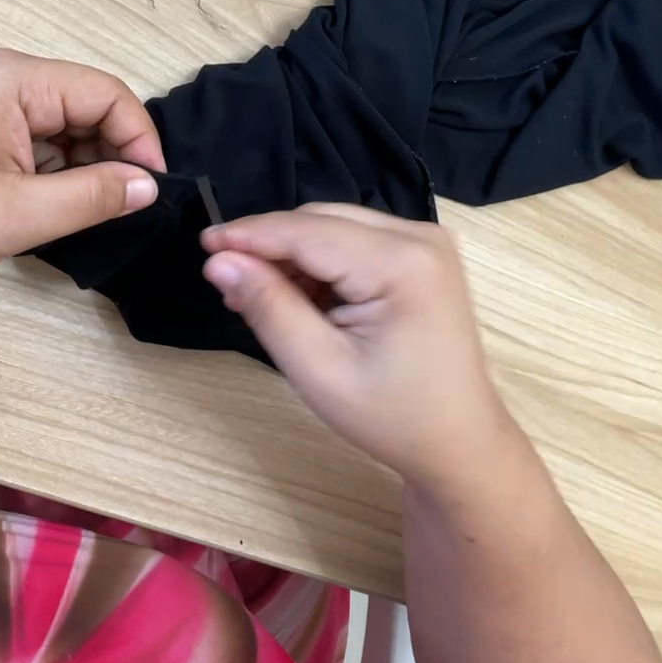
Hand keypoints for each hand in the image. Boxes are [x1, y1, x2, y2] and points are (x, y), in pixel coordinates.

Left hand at [0, 49, 164, 272]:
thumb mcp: (18, 214)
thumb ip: (91, 198)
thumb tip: (147, 186)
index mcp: (16, 80)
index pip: (107, 94)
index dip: (138, 139)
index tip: (149, 189)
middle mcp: (8, 76)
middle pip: (89, 105)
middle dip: (111, 154)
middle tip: (118, 205)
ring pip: (67, 124)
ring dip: (82, 165)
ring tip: (74, 210)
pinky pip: (41, 136)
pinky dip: (55, 169)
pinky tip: (45, 202)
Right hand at [200, 204, 515, 485]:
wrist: (459, 441)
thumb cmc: (392, 416)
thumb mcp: (319, 369)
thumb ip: (268, 307)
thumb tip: (219, 260)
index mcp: (402, 262)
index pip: (308, 231)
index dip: (251, 234)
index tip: (202, 243)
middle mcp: (420, 236)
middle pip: (321, 221)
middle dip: (270, 247)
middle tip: (227, 284)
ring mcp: (425, 241)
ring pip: (333, 227)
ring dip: (292, 255)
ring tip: (256, 297)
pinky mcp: (420, 253)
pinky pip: (353, 241)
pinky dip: (319, 263)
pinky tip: (297, 297)